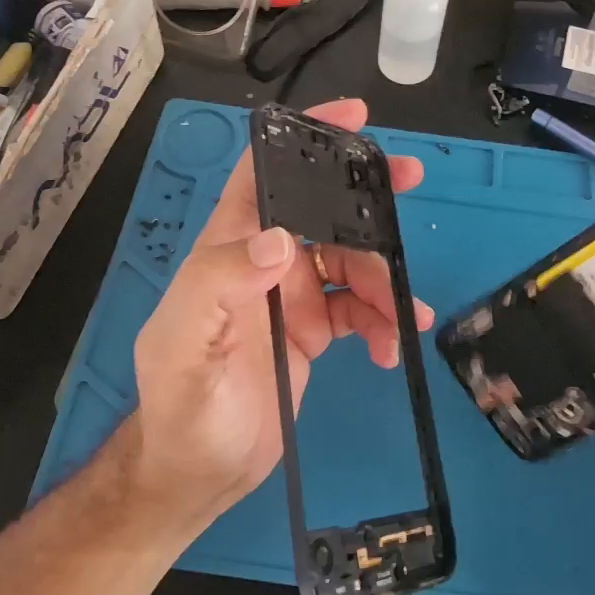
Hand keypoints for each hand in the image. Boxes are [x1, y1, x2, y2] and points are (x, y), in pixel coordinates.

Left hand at [128, 99, 431, 521]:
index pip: (264, 176)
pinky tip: (392, 347)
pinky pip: (361, 308)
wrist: (201, 475)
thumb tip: (281, 239)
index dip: (304, 139)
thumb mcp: (186, 344)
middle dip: (366, 196)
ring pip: (352, 260)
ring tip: (402, 317)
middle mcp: (264, 262)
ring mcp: (293, 295)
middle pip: (323, 211)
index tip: (354, 118)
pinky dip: (384, 320)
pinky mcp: (316, 329)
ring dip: (384, 279)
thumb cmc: (182, 408)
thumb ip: (222, 285)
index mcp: (229, 249)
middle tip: (411, 179)